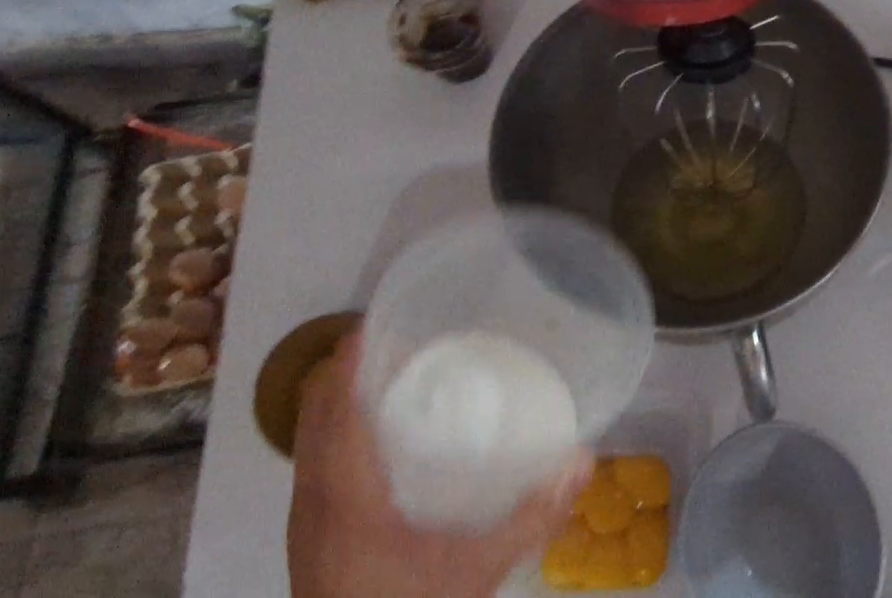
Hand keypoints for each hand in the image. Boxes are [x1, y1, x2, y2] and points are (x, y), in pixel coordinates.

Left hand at [287, 332, 587, 597]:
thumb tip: (586, 459)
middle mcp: (314, 498)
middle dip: (350, 368)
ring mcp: (305, 518)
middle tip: (406, 340)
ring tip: (397, 376)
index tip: (383, 319)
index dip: (351, 359)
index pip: (336, 407)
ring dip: (342, 398)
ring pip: (310, 437)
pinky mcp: (311, 534)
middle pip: (315, 413)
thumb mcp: (477, 572)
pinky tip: (387, 438)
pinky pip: (317, 459)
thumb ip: (532, 517)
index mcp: (345, 494)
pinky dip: (342, 429)